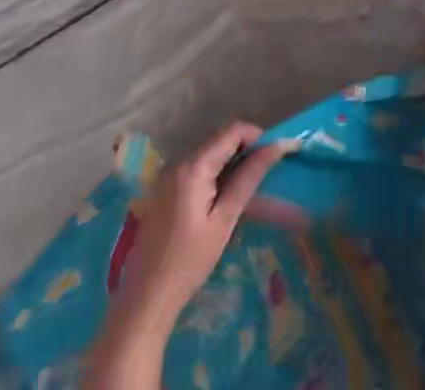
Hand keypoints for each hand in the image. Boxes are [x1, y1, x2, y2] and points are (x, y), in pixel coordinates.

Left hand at [116, 121, 291, 325]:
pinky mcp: (166, 186)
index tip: (278, 156)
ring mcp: (169, 173)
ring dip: (234, 162)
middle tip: (268, 174)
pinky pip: (198, 166)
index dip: (259, 137)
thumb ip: (249, 178)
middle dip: (248, 149)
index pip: (233, 130)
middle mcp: (178, 160)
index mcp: (193, 166)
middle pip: (221, 139)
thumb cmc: (190, 260)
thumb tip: (277, 146)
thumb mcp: (225, 219)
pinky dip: (217, 173)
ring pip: (210, 152)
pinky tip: (227, 197)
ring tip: (252, 188)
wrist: (146, 295)